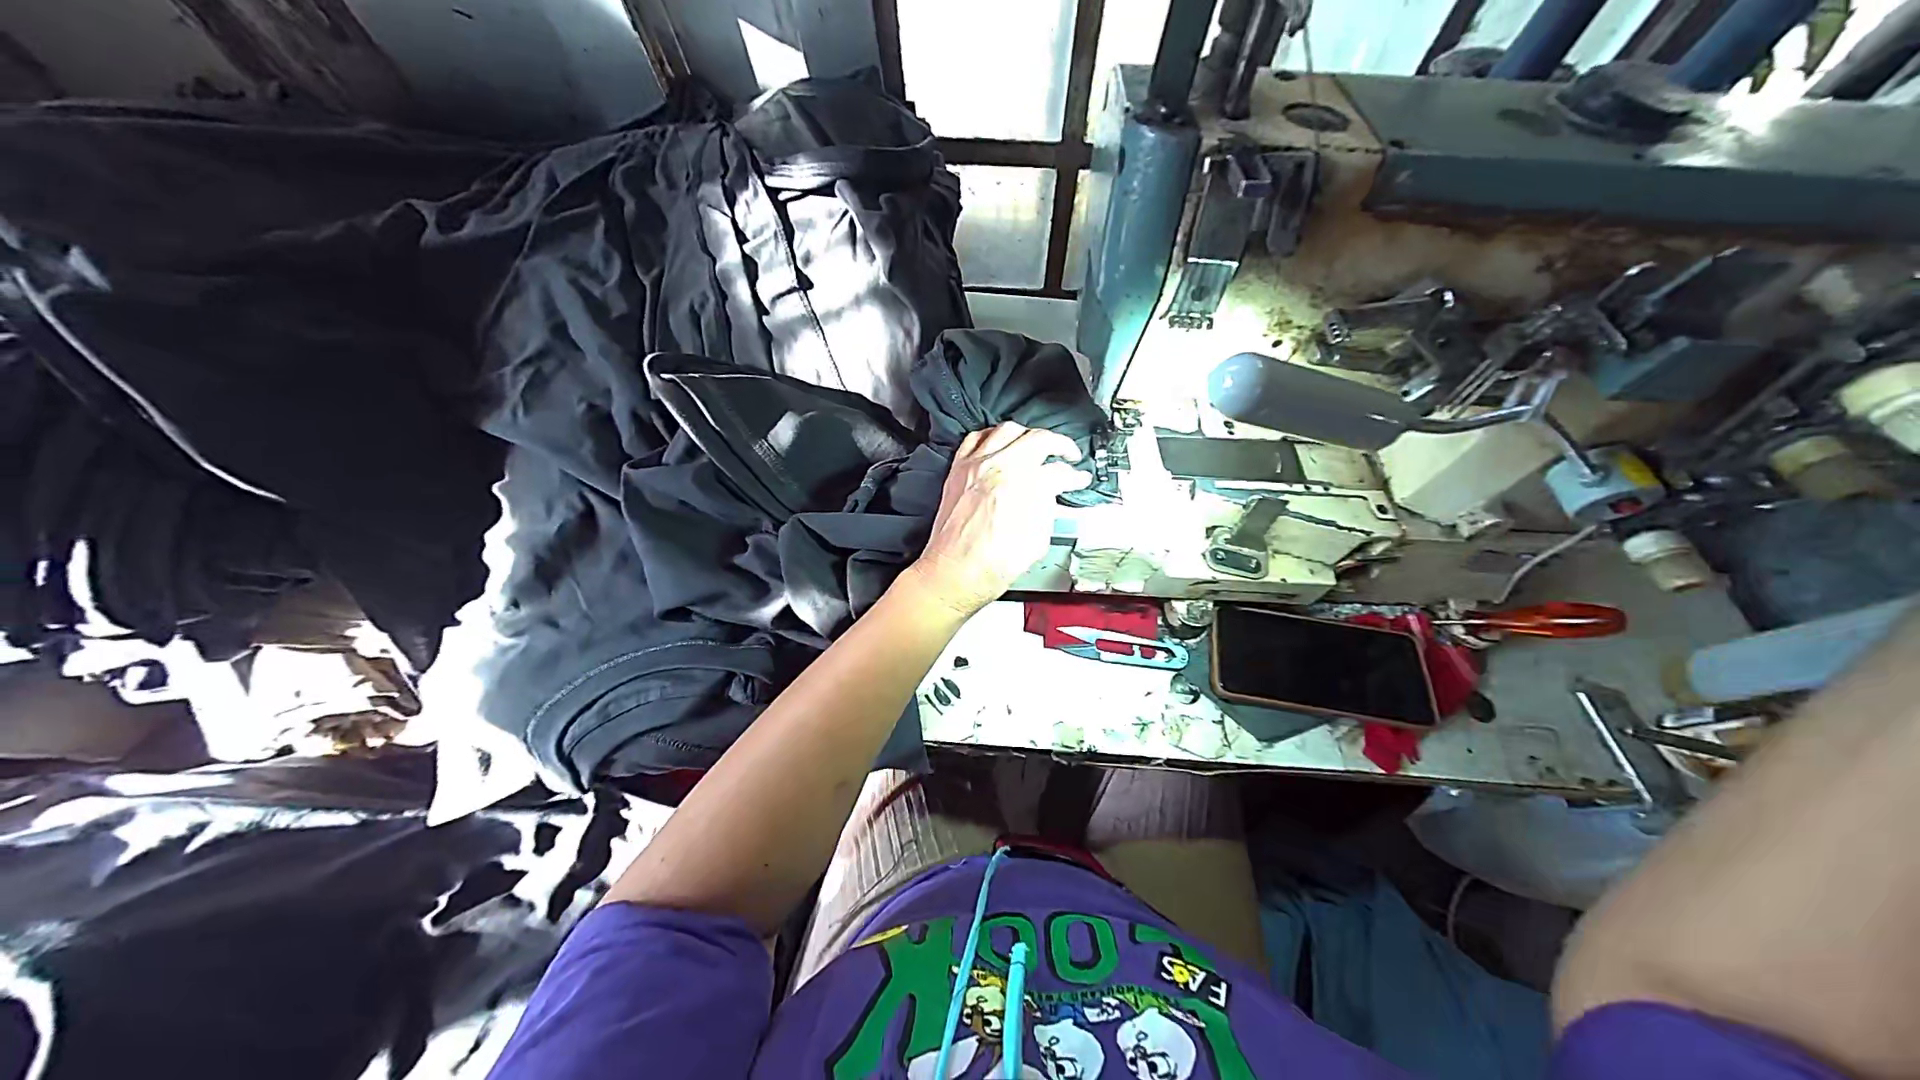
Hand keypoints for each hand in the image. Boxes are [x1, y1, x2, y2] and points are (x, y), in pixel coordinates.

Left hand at [902, 422, 1092, 616]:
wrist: (953, 573)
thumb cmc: (988, 566)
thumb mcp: (1036, 542)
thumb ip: (1047, 510)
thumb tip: (1051, 497)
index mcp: (1022, 486)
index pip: (1058, 471)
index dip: (1074, 476)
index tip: (1078, 478)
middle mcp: (998, 468)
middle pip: (1037, 439)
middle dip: (1059, 446)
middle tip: (1066, 455)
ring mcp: (975, 465)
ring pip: (1007, 429)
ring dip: (1027, 435)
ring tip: (1036, 445)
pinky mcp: (958, 470)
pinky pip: (976, 438)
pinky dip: (992, 436)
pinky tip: (998, 443)